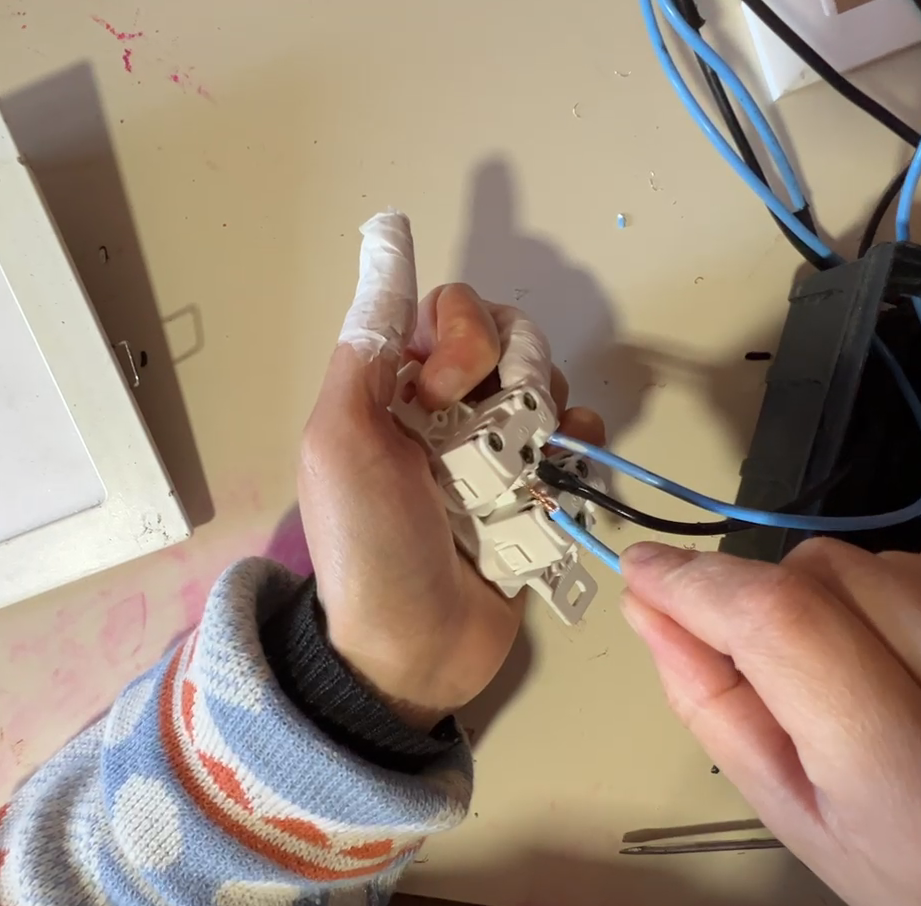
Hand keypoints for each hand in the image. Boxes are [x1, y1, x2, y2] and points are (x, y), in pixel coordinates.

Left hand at [298, 231, 600, 725]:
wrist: (412, 648)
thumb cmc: (368, 545)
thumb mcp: (339, 441)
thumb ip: (364, 349)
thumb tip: (383, 242)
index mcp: (394, 390)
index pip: (445, 310)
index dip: (457, 331)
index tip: (439, 386)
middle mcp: (446, 410)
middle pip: (507, 339)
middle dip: (506, 373)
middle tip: (476, 439)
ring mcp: (495, 448)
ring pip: (544, 382)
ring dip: (542, 408)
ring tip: (520, 464)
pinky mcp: (536, 487)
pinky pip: (575, 433)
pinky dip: (580, 438)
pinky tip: (566, 462)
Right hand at [618, 515, 920, 905]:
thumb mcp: (811, 833)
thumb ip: (719, 709)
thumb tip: (650, 601)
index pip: (793, 635)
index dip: (703, 585)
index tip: (647, 567)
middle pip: (845, 577)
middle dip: (789, 599)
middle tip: (811, 664)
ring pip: (910, 556)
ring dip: (871, 597)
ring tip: (913, 674)